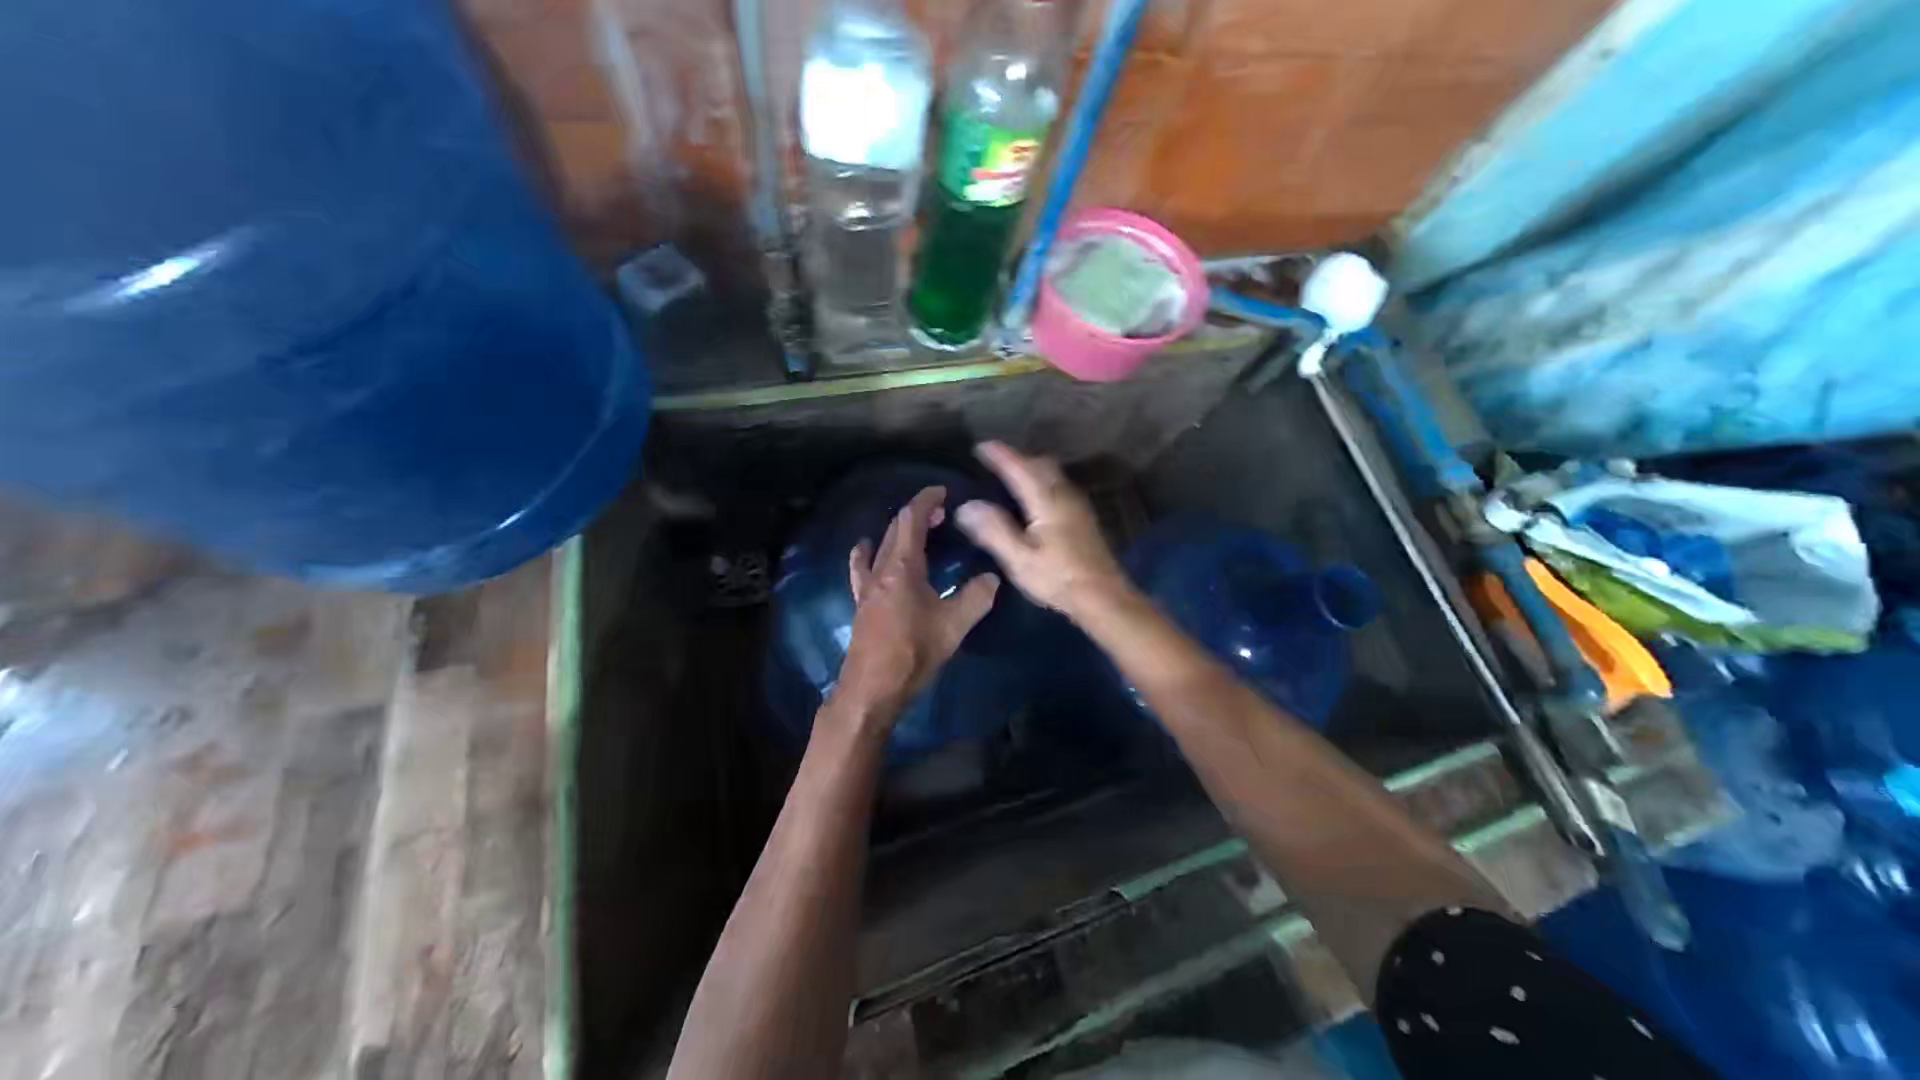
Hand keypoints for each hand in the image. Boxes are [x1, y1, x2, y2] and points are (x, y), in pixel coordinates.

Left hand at [829, 486, 1000, 734]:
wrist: (873, 688)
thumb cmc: (914, 653)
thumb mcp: (954, 625)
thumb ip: (976, 598)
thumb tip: (992, 578)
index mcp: (903, 567)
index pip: (911, 520)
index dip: (926, 501)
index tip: (943, 491)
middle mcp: (881, 569)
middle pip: (895, 529)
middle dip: (917, 515)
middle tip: (942, 514)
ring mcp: (867, 586)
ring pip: (880, 545)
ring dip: (898, 532)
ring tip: (917, 532)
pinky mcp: (861, 603)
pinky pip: (863, 567)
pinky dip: (868, 552)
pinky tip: (867, 551)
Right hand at [954, 442, 1135, 621]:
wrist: (1103, 597)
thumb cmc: (1058, 579)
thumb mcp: (1019, 559)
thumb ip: (993, 531)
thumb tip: (967, 506)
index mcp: (1047, 501)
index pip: (1020, 468)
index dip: (1000, 455)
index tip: (980, 446)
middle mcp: (1064, 495)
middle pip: (1041, 464)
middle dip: (1017, 458)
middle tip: (994, 460)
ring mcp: (1077, 505)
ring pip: (1052, 474)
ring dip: (1031, 469)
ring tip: (1009, 476)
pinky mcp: (1083, 518)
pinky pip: (1058, 486)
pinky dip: (1041, 482)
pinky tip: (1032, 499)